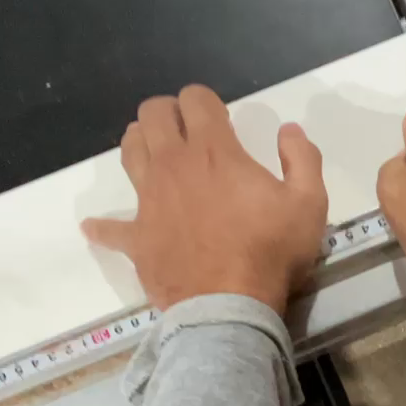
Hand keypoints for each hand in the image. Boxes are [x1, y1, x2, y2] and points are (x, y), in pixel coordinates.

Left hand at [83, 85, 327, 315]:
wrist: (229, 305)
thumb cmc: (271, 252)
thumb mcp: (309, 205)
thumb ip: (303, 159)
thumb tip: (290, 131)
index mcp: (214, 151)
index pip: (196, 100)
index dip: (207, 102)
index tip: (222, 119)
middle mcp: (173, 164)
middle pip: (153, 115)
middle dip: (169, 112)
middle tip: (188, 130)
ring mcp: (148, 199)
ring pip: (129, 150)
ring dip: (140, 142)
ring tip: (156, 155)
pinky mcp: (137, 237)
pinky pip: (110, 228)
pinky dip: (104, 226)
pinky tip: (96, 227)